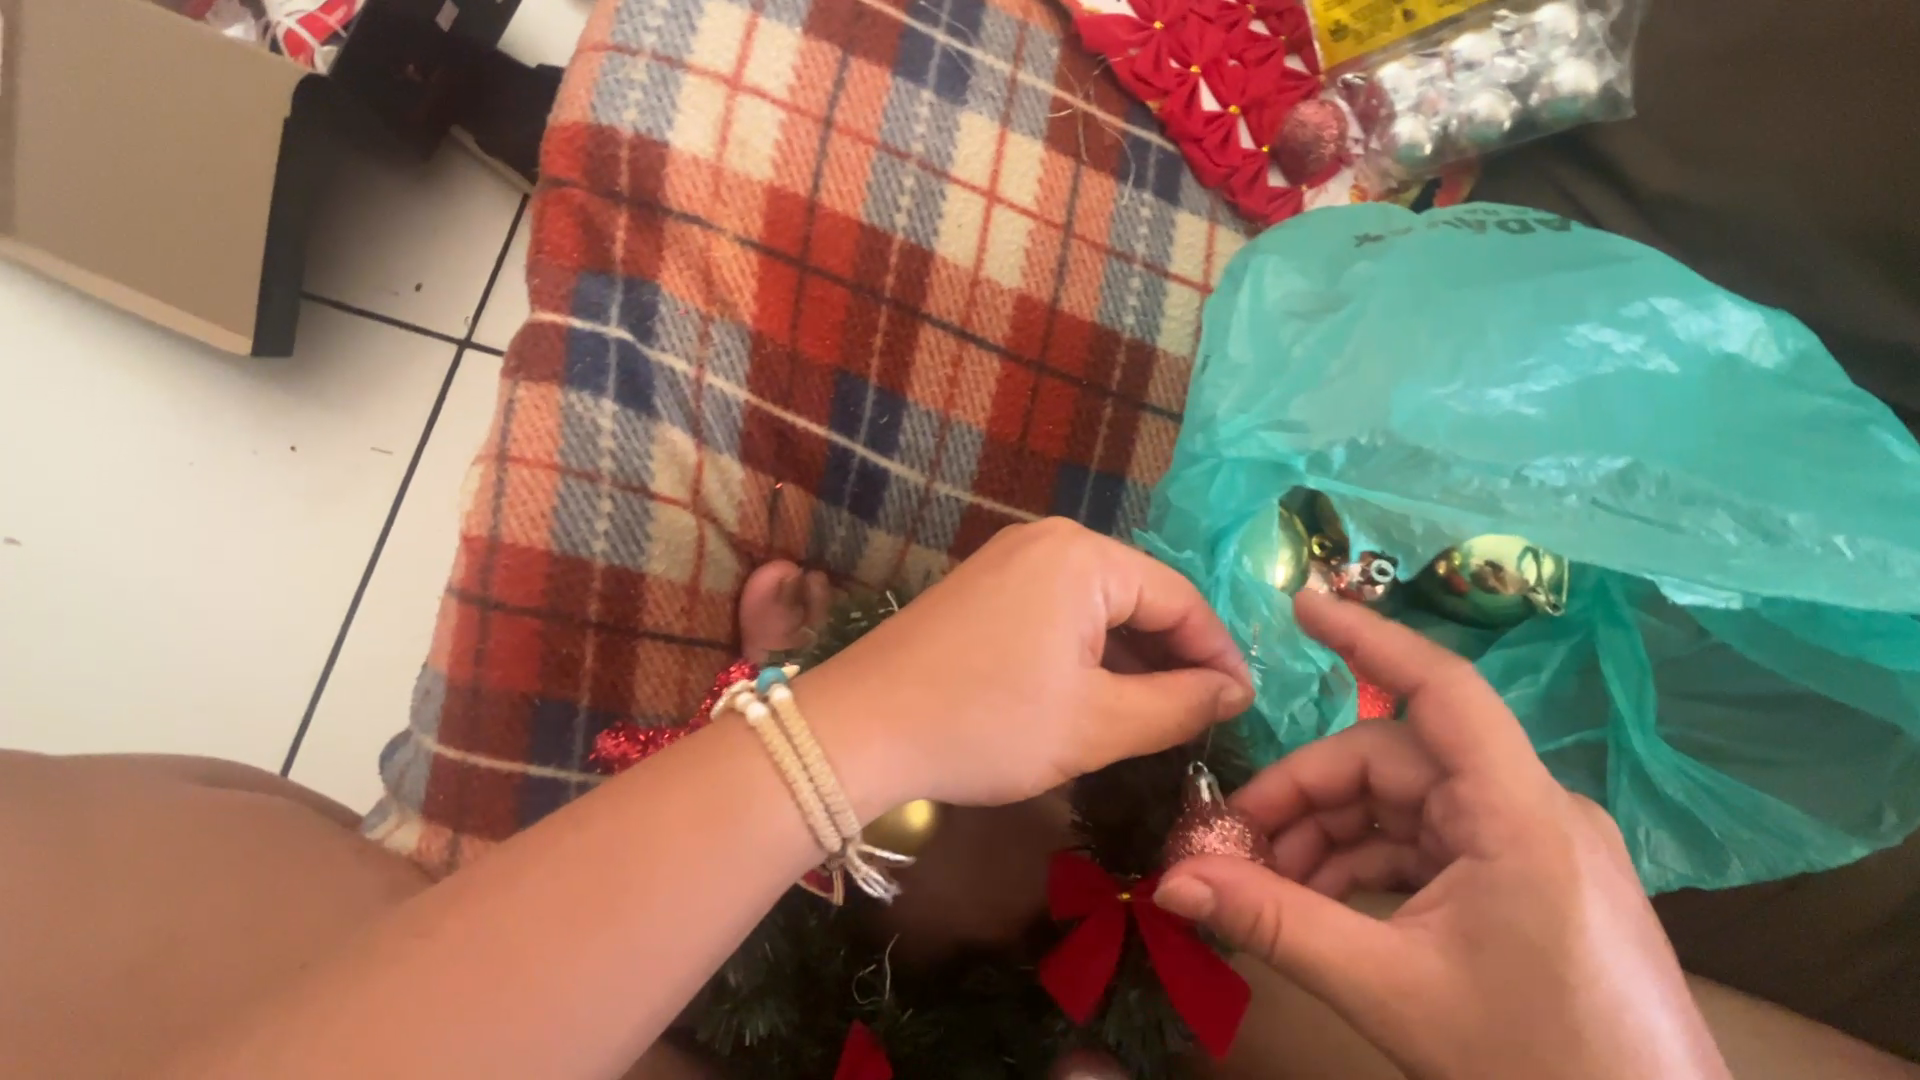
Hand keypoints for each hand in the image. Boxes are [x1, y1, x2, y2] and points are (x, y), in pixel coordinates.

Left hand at [794, 518, 1254, 812]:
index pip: (1179, 598)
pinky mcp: (984, 588)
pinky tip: (1097, 696)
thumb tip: (1231, 692)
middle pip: (1138, 597)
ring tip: (1157, 715)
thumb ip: (1177, 705)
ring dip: (1129, 660)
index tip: (1243, 706)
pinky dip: (1085, 654)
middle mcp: (1048, 541)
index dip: (1217, 654)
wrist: (859, 728)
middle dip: (1173, 657)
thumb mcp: (1096, 725)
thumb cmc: (985, 724)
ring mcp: (1009, 560)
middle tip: (1202, 716)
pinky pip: (1057, 613)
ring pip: (1097, 608)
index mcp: (1083, 557)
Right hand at [1152, 590, 1730, 1079]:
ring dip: (1326, 835)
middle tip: (1233, 841)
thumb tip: (1171, 882)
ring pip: (1399, 804)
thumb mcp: (1388, 988)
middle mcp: (1529, 806)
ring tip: (1264, 884)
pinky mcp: (1521, 875)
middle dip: (1304, 796)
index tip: (1298, 603)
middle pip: (1391, 762)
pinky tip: (1317, 900)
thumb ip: (1273, 922)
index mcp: (1518, 812)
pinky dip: (1362, 861)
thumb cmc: (1537, 1067)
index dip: (1366, 638)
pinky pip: (1423, 841)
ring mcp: (1528, 841)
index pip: (1440, 689)